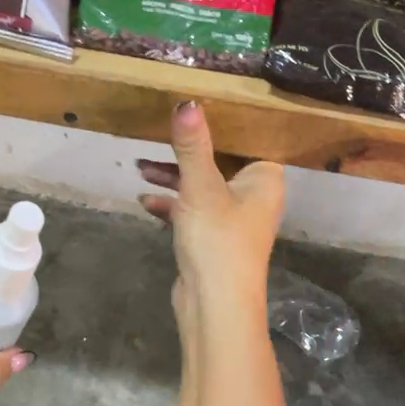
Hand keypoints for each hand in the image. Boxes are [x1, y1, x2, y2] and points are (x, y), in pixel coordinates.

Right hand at [137, 101, 283, 324]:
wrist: (214, 305)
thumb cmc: (218, 240)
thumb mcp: (201, 188)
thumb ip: (192, 146)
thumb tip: (187, 103)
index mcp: (263, 178)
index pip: (247, 137)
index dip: (224, 119)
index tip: (196, 100)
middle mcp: (253, 196)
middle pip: (219, 160)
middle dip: (187, 150)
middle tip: (157, 132)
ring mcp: (232, 220)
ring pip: (201, 186)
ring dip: (173, 177)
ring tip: (141, 168)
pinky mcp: (212, 239)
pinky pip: (191, 211)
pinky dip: (171, 205)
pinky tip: (145, 202)